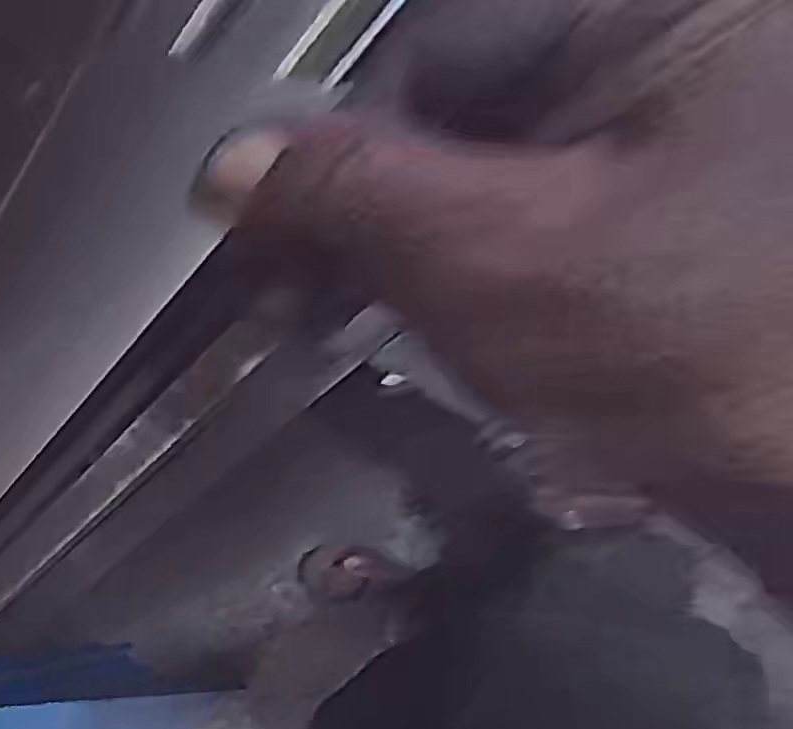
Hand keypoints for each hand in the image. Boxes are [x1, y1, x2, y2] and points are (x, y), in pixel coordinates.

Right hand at [217, 0, 792, 494]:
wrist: (771, 447)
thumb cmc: (683, 343)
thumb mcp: (487, 250)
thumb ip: (348, 193)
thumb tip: (229, 165)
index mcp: (653, 20)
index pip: (416, 51)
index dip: (328, 152)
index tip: (272, 235)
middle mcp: (640, 57)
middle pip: (416, 111)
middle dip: (330, 205)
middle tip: (278, 277)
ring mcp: (611, 136)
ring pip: (420, 167)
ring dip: (345, 240)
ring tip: (309, 306)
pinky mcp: (578, 206)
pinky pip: (445, 211)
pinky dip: (386, 260)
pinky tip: (356, 306)